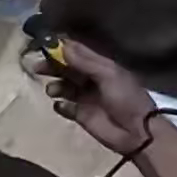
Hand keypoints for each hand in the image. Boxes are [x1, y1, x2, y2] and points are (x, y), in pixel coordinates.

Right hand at [24, 38, 158, 154]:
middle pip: (66, 68)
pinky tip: (60, 105)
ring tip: (52, 90)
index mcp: (100, 66)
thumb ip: (84, 62)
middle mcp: (90, 79)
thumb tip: (60, 46)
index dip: (61, 47)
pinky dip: (60, 105)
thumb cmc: (126, 98)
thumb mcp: (108, 75)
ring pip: (63, 86)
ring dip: (55, 85)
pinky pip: (65, 107)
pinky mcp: (81, 115)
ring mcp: (85, 97)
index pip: (77, 52)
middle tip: (37, 67)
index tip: (43, 43)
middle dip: (52, 66)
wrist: (138, 133)